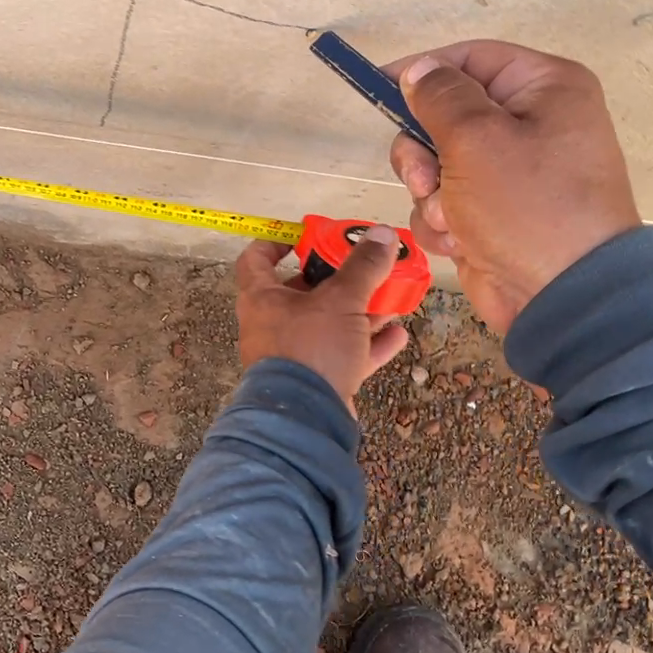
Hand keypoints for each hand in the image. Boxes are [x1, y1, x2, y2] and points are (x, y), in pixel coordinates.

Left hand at [235, 226, 410, 411]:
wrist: (306, 418)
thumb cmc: (311, 348)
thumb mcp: (341, 300)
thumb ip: (362, 267)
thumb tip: (382, 235)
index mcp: (261, 299)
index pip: (255, 259)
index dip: (276, 242)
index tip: (305, 236)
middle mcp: (270, 325)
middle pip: (299, 293)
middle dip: (335, 281)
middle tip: (361, 269)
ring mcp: (291, 355)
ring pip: (325, 325)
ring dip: (357, 312)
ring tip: (389, 300)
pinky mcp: (313, 380)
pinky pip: (340, 355)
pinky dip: (366, 345)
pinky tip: (397, 336)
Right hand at [383, 41, 641, 333]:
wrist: (560, 292)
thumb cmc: (526, 205)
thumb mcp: (476, 139)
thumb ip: (440, 97)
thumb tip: (419, 70)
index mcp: (542, 89)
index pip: (469, 59)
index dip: (423, 71)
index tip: (379, 87)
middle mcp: (526, 124)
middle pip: (441, 117)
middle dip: (422, 153)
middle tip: (428, 177)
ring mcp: (506, 172)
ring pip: (432, 165)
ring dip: (429, 194)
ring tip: (453, 217)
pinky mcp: (488, 211)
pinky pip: (441, 203)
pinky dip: (441, 222)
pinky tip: (462, 240)